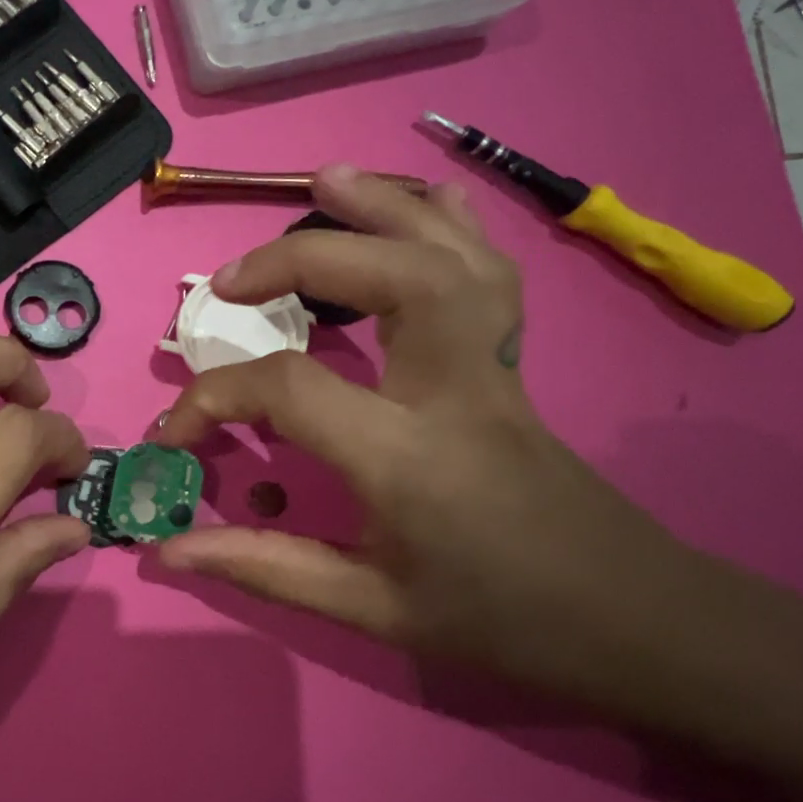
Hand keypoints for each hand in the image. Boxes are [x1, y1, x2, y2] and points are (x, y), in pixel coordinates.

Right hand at [156, 165, 715, 693]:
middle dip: (301, 258)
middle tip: (230, 279)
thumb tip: (167, 549)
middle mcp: (456, 390)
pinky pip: (486, 268)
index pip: (290, 390)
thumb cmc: (496, 619)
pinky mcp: (511, 362)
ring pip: (453, 252)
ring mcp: (494, 366)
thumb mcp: (370, 610)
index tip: (173, 432)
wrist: (635, 619)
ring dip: (382, 206)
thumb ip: (263, 568)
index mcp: (409, 456)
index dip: (212, 397)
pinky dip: (445, 220)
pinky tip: (411, 201)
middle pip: (394, 277)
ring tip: (322, 182)